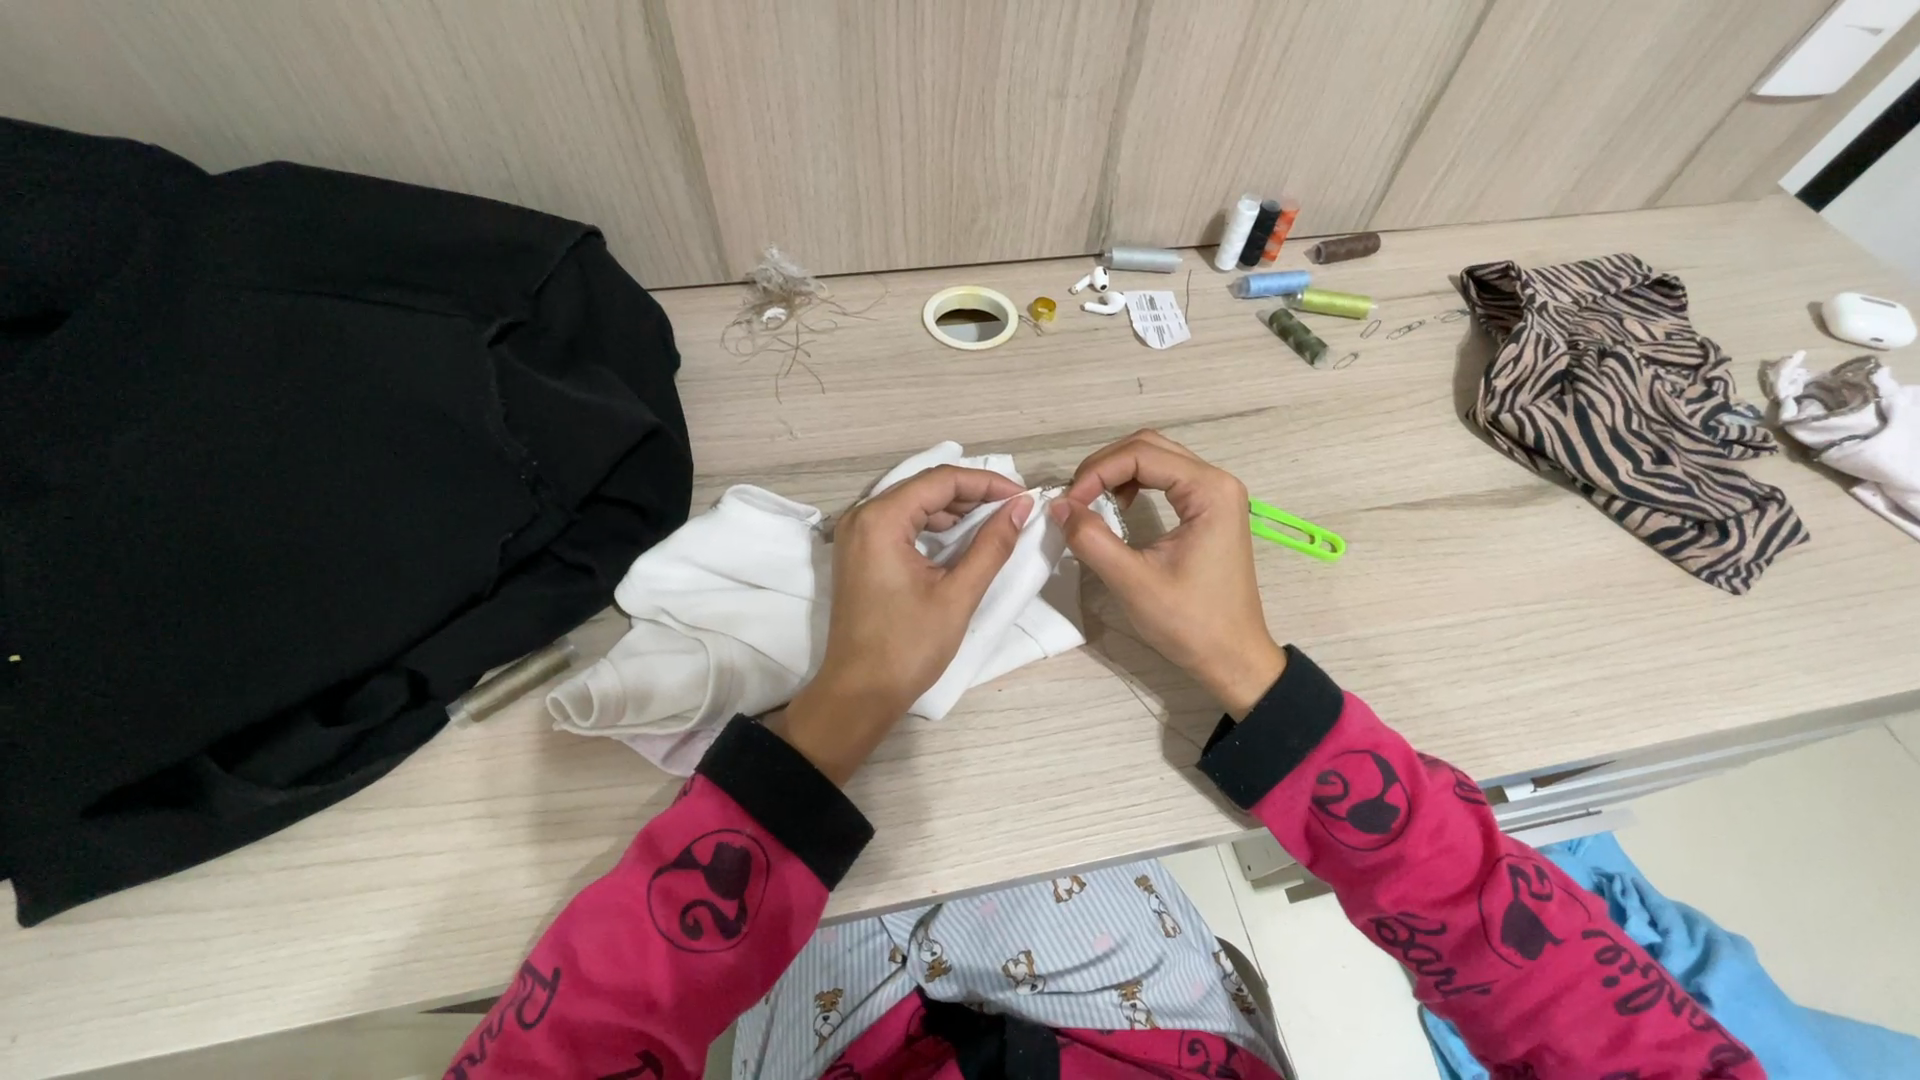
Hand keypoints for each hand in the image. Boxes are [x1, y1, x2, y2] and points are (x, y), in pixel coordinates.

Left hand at [774, 466, 1031, 783]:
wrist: (859, 693)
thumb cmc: (907, 647)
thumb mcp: (958, 594)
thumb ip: (992, 546)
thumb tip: (1021, 509)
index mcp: (881, 520)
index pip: (940, 480)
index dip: (986, 483)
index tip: (1023, 497)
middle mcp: (862, 516)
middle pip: (924, 486)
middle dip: (971, 493)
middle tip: (1013, 508)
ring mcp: (856, 535)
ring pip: (912, 503)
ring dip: (953, 509)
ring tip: (994, 522)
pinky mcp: (859, 554)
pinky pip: (899, 523)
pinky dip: (932, 525)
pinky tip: (961, 538)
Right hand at [1049, 430, 1284, 717]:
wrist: (1232, 657)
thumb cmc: (1190, 623)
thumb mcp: (1133, 582)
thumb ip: (1092, 539)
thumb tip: (1058, 507)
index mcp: (1209, 491)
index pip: (1141, 454)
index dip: (1097, 472)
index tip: (1068, 505)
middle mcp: (1217, 482)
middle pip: (1149, 446)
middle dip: (1104, 466)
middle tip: (1074, 499)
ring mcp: (1215, 494)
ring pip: (1155, 458)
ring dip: (1116, 472)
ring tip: (1089, 502)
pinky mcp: (1208, 510)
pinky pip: (1165, 478)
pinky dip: (1133, 484)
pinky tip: (1117, 508)